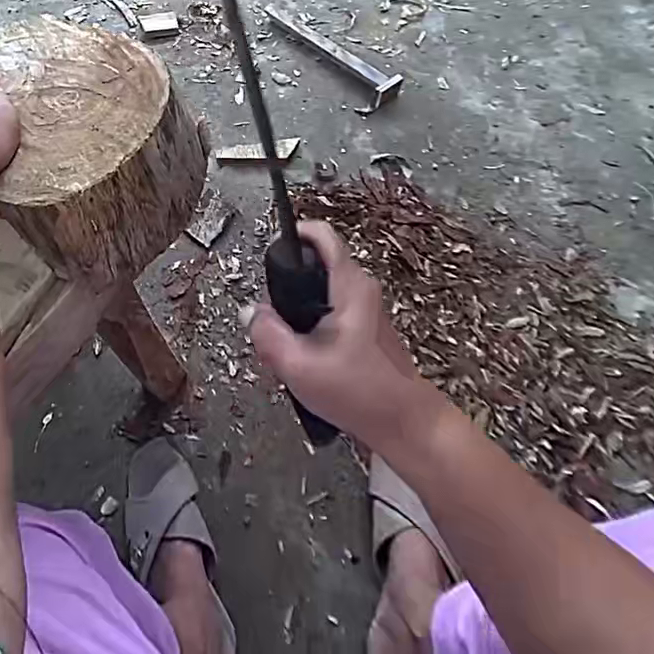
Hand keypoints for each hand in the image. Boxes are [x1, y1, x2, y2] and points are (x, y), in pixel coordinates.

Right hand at [246, 221, 447, 450]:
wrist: (402, 420)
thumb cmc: (360, 392)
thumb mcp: (299, 366)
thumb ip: (269, 334)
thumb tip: (251, 312)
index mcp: (350, 286)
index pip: (323, 236)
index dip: (296, 233)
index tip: (274, 250)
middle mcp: (362, 288)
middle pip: (317, 265)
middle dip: (289, 285)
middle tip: (272, 317)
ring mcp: (367, 306)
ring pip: (323, 290)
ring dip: (300, 310)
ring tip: (287, 343)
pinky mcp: (367, 324)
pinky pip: (333, 309)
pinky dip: (314, 323)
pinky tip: (306, 354)